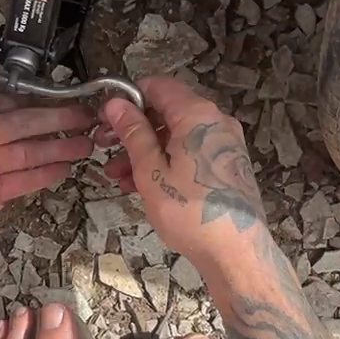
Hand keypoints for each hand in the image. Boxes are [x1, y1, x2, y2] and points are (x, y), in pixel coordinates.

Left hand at [0, 52, 97, 229]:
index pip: (4, 101)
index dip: (31, 98)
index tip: (54, 97)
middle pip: (21, 126)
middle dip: (54, 122)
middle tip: (81, 119)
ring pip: (27, 153)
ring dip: (56, 148)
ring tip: (83, 144)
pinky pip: (23, 179)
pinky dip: (44, 173)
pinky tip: (63, 167)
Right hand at [99, 77, 267, 268]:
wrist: (234, 251)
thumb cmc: (191, 212)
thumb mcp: (151, 171)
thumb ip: (134, 133)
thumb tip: (117, 105)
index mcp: (197, 115)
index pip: (159, 87)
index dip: (130, 98)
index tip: (108, 117)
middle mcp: (216, 123)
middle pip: (167, 113)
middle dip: (133, 130)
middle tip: (105, 147)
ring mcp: (224, 145)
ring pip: (176, 137)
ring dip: (145, 151)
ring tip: (117, 175)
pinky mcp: (226, 166)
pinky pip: (190, 154)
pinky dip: (165, 163)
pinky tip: (141, 185)